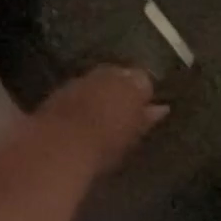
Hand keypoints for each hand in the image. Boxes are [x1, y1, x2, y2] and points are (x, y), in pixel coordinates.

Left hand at [44, 66, 166, 173]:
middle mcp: (110, 73)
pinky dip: (80, 100)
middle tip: (120, 112)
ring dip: (99, 93)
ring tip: (99, 116)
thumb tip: (161, 109)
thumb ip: (147, 118)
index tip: (141, 112)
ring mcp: (84, 79)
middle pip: (120, 76)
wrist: (59, 147)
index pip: (145, 81)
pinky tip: (78, 118)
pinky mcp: (60, 89)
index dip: (143, 96)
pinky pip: (77, 91)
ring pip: (97, 81)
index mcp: (135, 82)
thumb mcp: (134, 135)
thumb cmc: (106, 144)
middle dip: (121, 89)